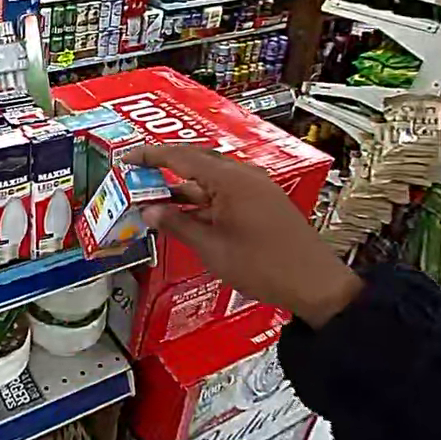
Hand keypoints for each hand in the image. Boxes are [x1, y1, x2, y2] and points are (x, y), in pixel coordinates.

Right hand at [126, 144, 362, 328]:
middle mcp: (244, 175)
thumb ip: (178, 224)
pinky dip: (202, 198)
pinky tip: (185, 212)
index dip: (151, 156)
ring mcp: (256, 187)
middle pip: (197, 161)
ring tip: (153, 196)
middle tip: (136, 175)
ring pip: (211, 178)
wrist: (314, 283)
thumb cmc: (261, 265)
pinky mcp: (262, 201)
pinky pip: (225, 191)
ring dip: (183, 186)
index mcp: (230, 179)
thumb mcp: (212, 247)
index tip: (126, 159)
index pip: (182, 156)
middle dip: (165, 167)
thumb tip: (148, 210)